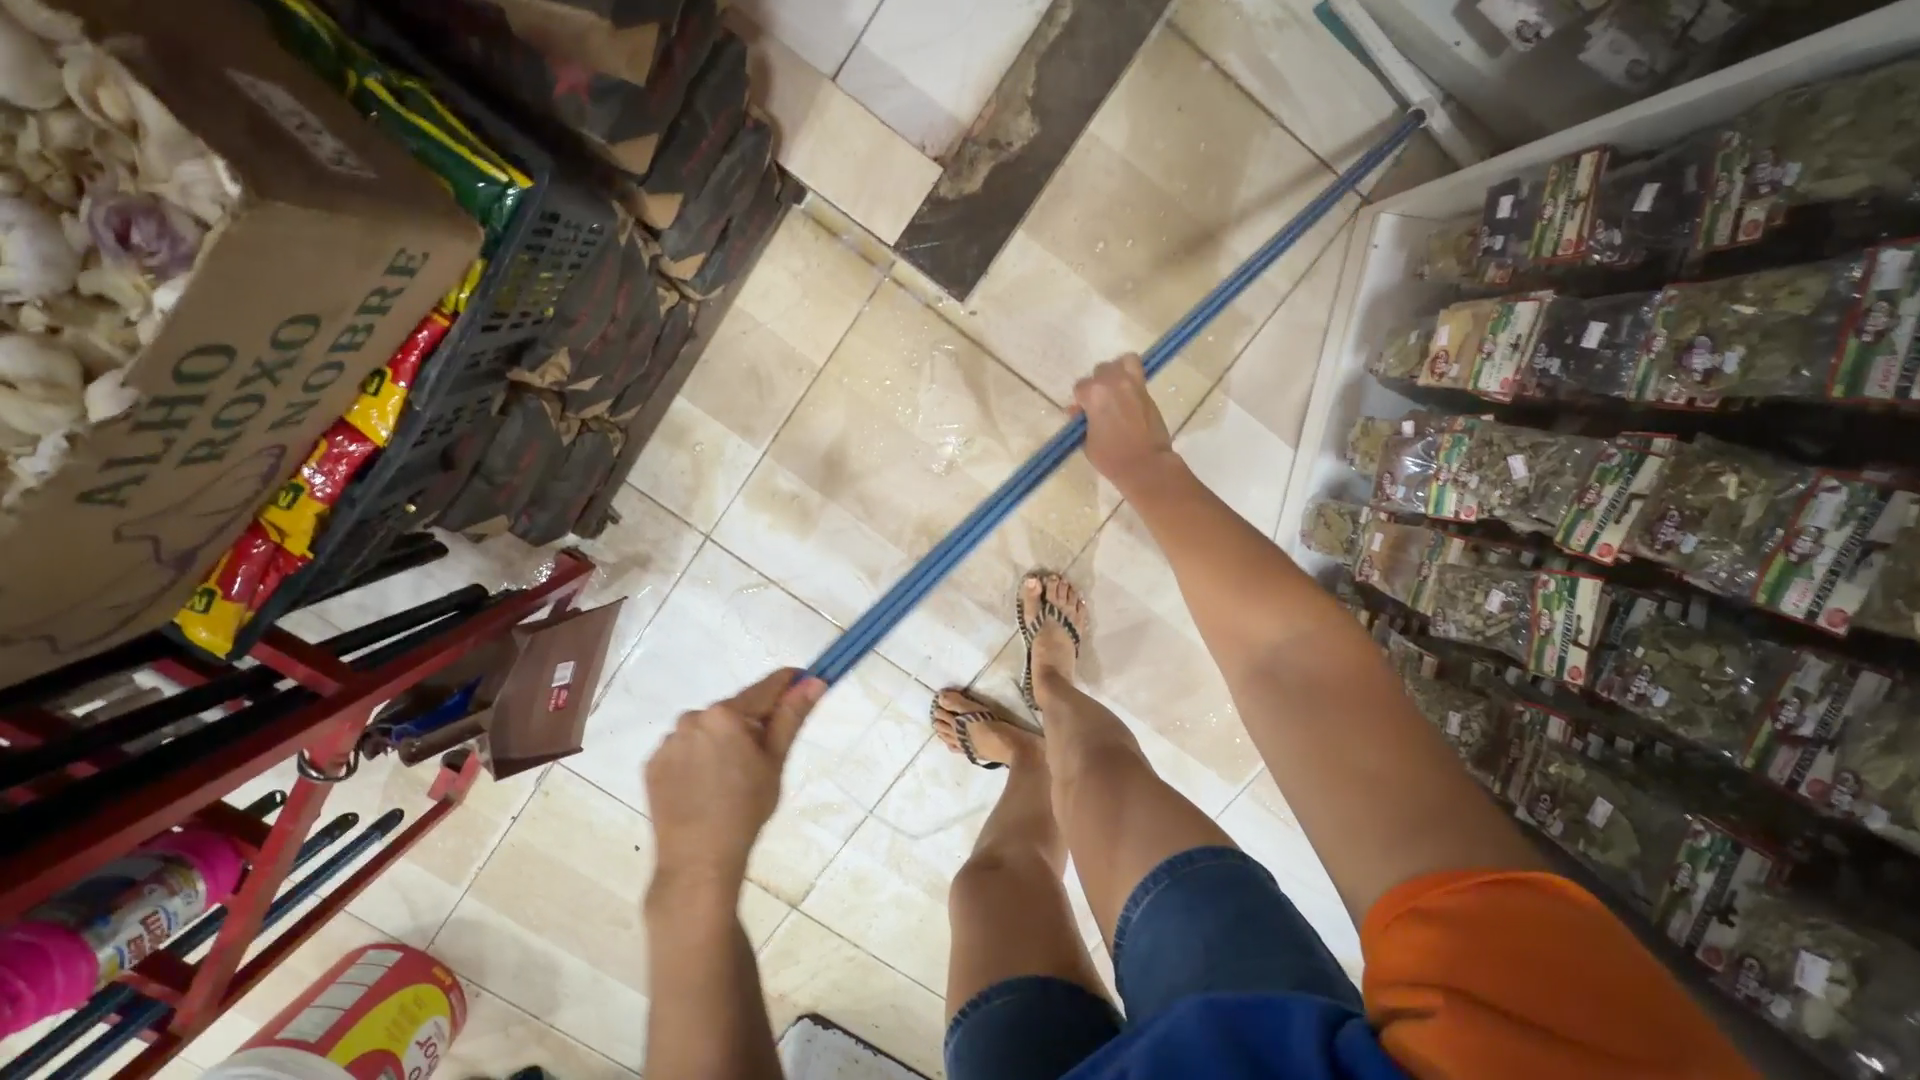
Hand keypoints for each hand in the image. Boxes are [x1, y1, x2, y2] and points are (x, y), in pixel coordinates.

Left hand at [645, 669, 826, 892]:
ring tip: (730, 779)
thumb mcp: (775, 761)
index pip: (765, 688)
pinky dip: (698, 760)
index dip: (788, 684)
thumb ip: (791, 716)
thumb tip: (814, 682)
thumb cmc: (746, 809)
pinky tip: (706, 787)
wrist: (698, 859)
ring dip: (722, 741)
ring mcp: (668, 742)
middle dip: (750, 724)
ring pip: (706, 731)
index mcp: (725, 714)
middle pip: (733, 711)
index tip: (805, 682)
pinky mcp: (652, 764)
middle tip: (764, 757)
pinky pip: (683, 751)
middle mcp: (692, 718)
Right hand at [1073, 354, 1175, 491]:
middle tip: (1099, 403)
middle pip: (1101, 371)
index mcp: (1094, 394)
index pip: (1080, 387)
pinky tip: (1128, 398)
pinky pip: (1138, 375)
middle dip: (1097, 384)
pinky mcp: (1148, 393)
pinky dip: (1131, 381)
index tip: (1083, 414)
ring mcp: (1134, 385)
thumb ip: (1082, 422)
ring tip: (1115, 389)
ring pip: (1124, 361)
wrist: (1146, 464)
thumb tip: (1079, 413)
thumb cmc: (1111, 457)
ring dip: (1117, 371)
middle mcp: (1114, 382)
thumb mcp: (1086, 441)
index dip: (1080, 401)